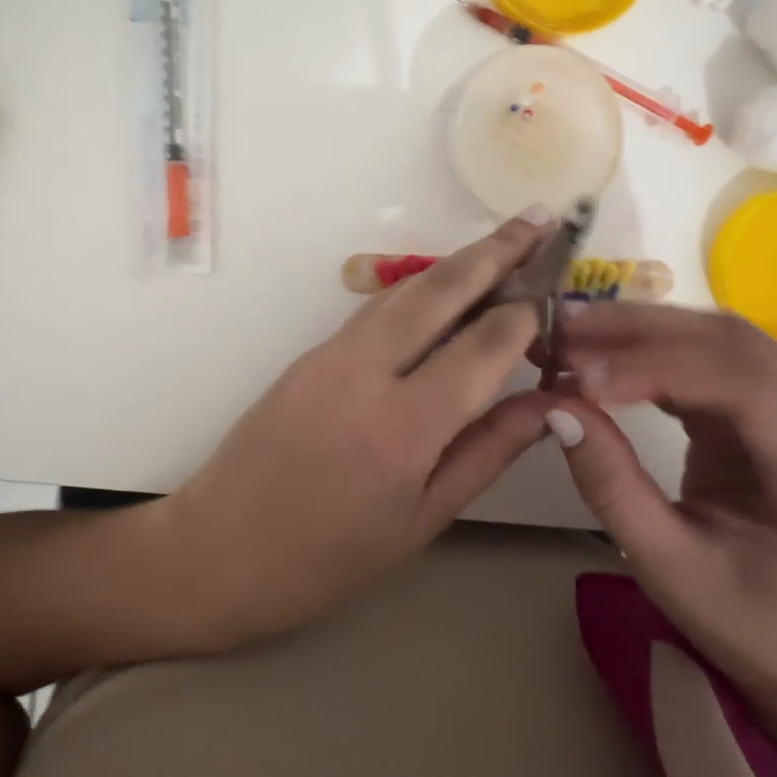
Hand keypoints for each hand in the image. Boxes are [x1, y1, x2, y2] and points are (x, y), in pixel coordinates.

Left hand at [163, 211, 554, 642]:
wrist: (219, 550)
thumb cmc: (328, 557)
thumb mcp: (422, 518)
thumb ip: (487, 451)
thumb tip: (548, 405)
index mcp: (404, 427)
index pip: (483, 345)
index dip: (526, 313)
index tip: (557, 292)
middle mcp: (365, 373)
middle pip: (440, 291)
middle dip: (495, 251)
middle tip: (540, 218)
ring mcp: (330, 355)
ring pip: (403, 291)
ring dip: (456, 263)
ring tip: (503, 244)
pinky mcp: (308, 354)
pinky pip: (374, 310)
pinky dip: (417, 291)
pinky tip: (444, 291)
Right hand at [533, 304, 776, 704]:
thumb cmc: (740, 622)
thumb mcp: (667, 568)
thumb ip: (613, 487)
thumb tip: (556, 407)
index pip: (747, 387)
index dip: (658, 366)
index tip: (579, 373)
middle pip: (737, 347)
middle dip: (641, 332)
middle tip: (559, 330)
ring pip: (725, 339)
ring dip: (644, 329)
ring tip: (571, 331)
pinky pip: (717, 358)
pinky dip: (656, 349)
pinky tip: (606, 350)